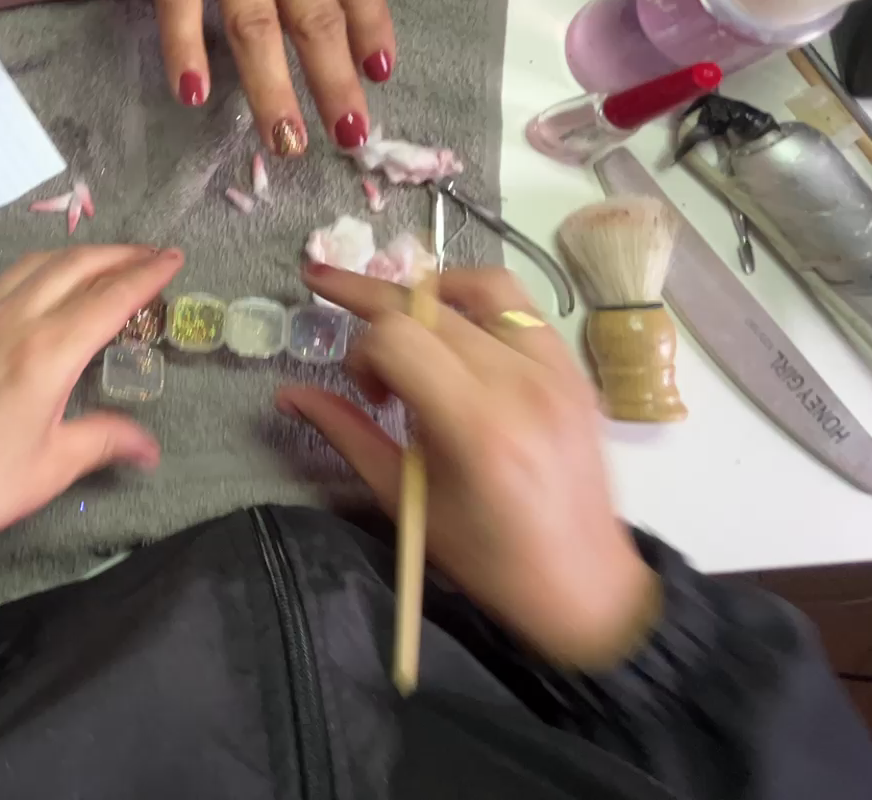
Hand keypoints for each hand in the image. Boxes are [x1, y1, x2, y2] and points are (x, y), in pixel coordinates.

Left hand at [0, 246, 184, 571]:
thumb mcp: (50, 468)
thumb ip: (104, 441)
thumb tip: (151, 448)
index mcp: (46, 352)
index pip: (109, 298)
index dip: (146, 275)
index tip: (175, 259)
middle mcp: (14, 320)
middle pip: (75, 266)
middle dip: (119, 254)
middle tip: (152, 255)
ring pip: (37, 264)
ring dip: (79, 255)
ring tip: (108, 263)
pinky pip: (8, 279)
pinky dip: (41, 268)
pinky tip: (49, 284)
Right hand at [279, 265, 659, 668]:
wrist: (586, 585)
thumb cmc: (485, 554)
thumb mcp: (402, 497)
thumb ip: (344, 431)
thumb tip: (286, 394)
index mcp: (475, 424)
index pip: (396, 337)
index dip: (360, 352)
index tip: (366, 392)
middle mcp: (519, 383)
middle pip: (425, 305)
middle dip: (365, 296)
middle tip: (321, 285)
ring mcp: (555, 370)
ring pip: (478, 286)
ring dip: (425, 289)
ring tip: (399, 314)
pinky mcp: (573, 370)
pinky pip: (518, 304)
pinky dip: (471, 302)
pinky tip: (449, 330)